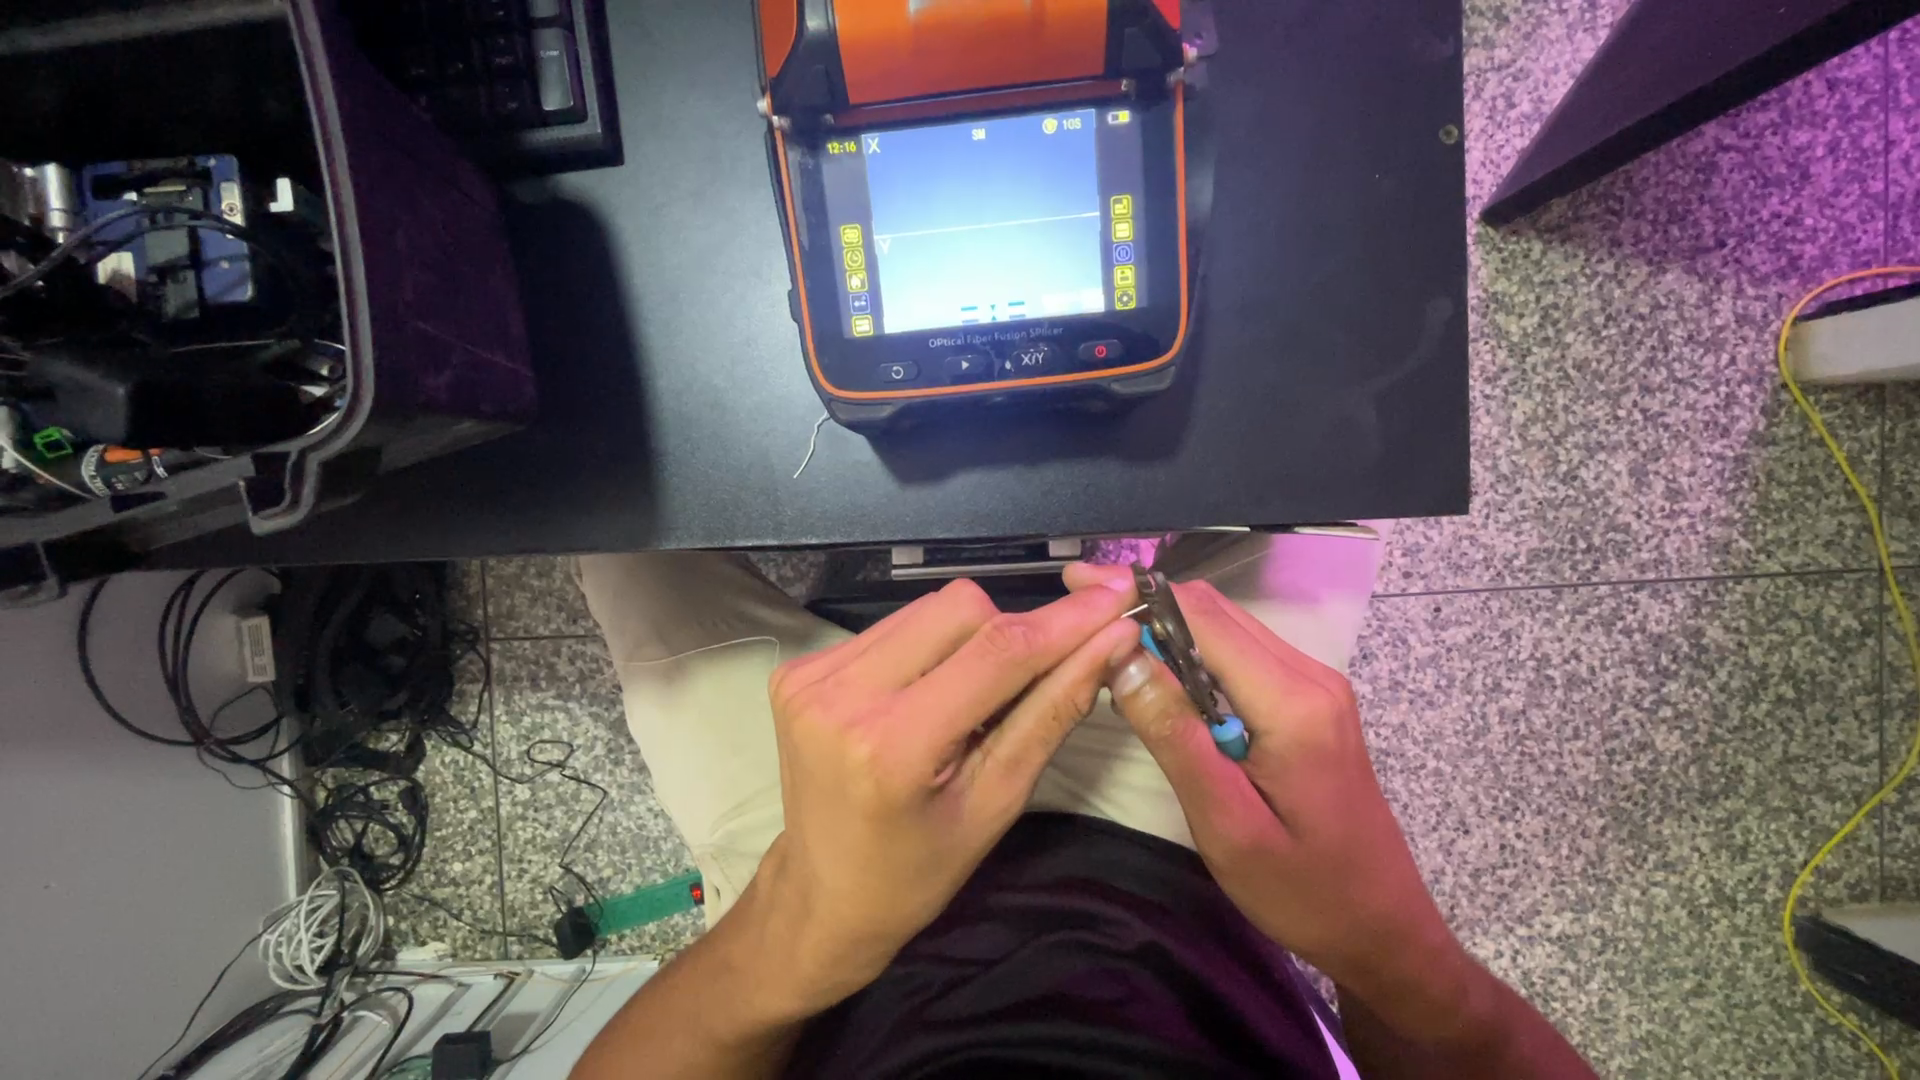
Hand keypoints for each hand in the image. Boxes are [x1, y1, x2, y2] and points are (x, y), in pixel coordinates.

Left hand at [737, 577, 1141, 1015]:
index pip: (998, 652)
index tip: (1117, 597)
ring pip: (926, 607)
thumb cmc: (918, 870)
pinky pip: (890, 625)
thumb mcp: (997, 801)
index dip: (1066, 620)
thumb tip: (1111, 641)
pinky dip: (926, 648)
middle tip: (1023, 683)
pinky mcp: (798, 668)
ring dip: (967, 638)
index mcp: (892, 744)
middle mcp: (841, 693)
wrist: (822, 895)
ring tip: (967, 698)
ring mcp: (812, 675)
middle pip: (960, 607)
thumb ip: (1053, 711)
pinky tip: (924, 696)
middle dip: (1010, 632)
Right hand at [1063, 565, 1477, 1031]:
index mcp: (1292, 702)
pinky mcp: (1309, 700)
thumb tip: (1122, 659)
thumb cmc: (1303, 890)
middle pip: (1215, 611)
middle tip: (1080, 609)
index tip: (1080, 592)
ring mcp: (1314, 684)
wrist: (1383, 928)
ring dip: (1165, 628)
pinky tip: (1156, 677)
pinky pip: (1241, 655)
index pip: (1203, 617)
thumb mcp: (1227, 825)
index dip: (1137, 597)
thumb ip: (1176, 737)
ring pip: (1227, 628)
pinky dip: (1191, 654)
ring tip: (1106, 642)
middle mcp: (1309, 675)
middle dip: (1144, 604)